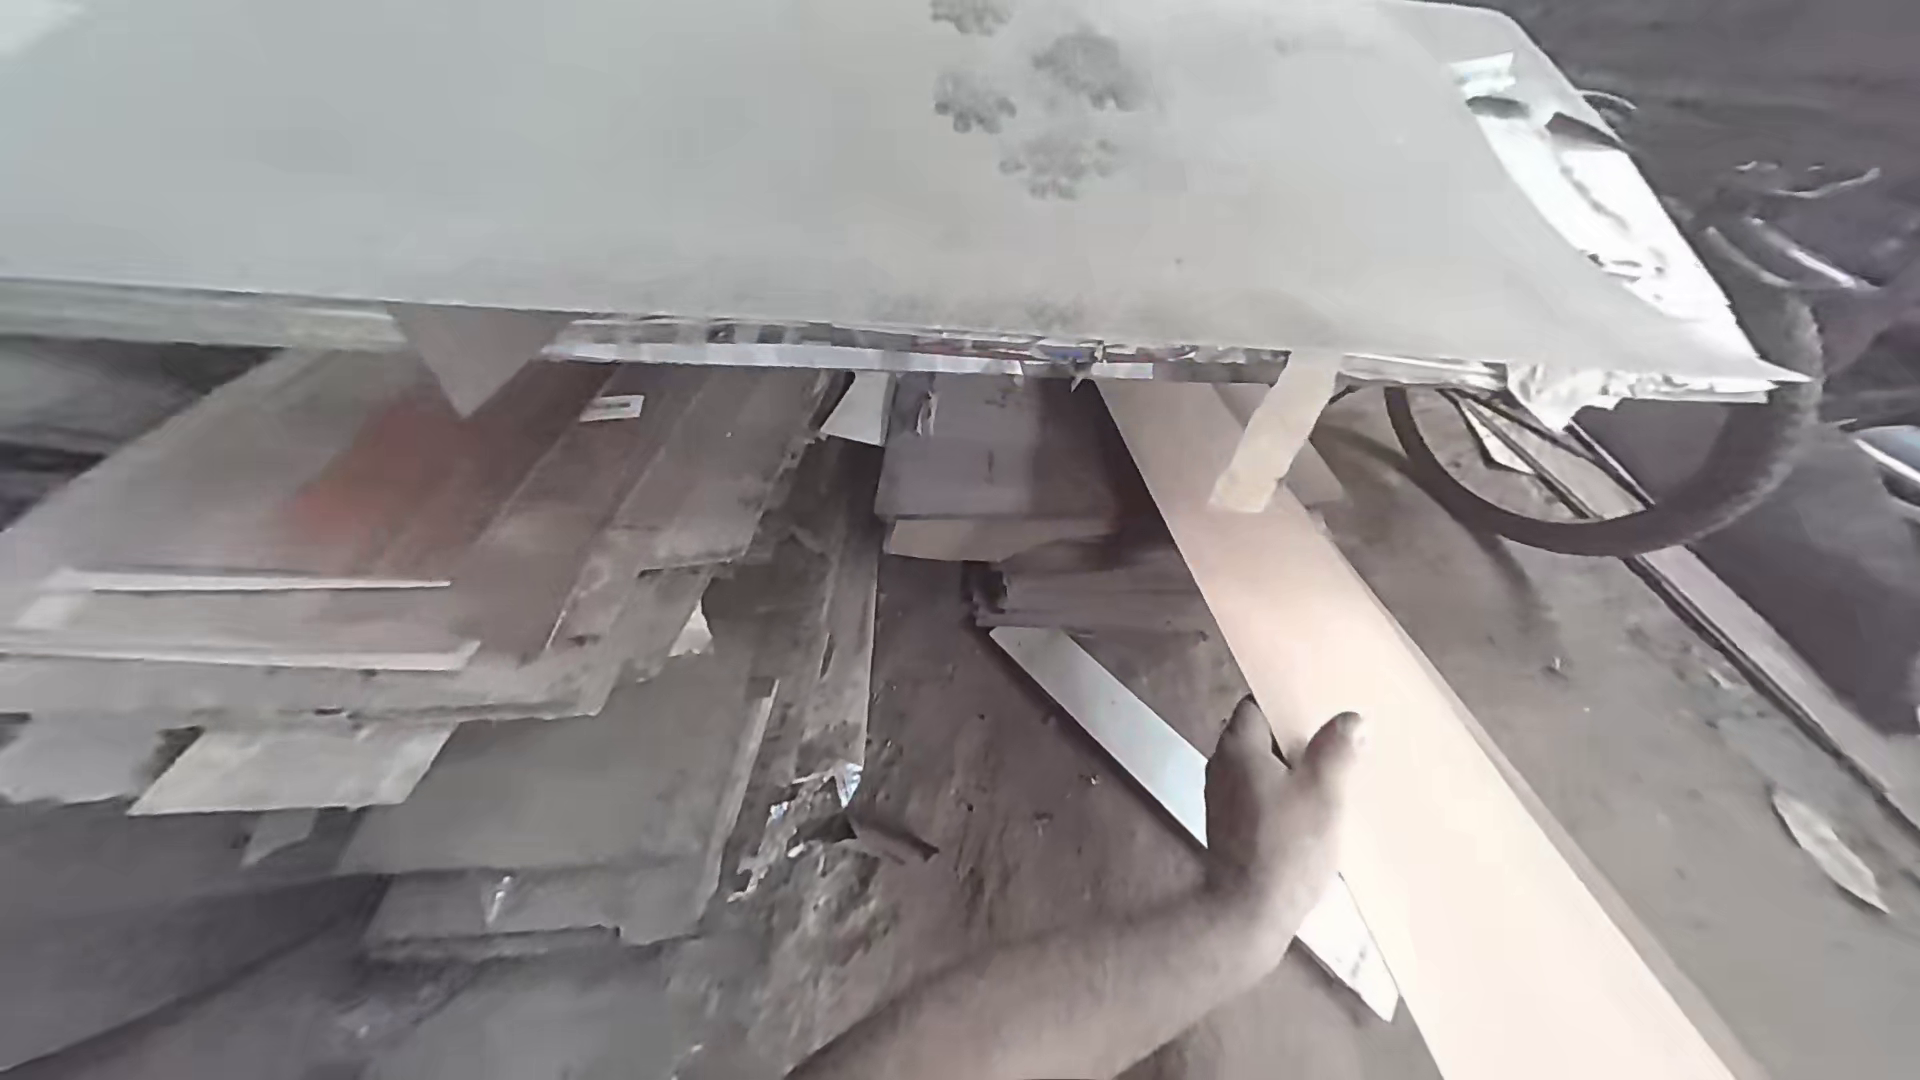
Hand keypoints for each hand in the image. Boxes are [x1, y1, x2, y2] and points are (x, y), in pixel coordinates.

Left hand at [1201, 697, 1363, 941]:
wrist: (1249, 906)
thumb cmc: (1287, 844)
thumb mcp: (1323, 793)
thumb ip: (1335, 750)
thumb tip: (1350, 718)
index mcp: (1237, 746)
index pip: (1254, 705)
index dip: (1284, 705)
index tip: (1317, 712)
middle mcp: (1220, 762)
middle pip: (1255, 734)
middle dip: (1291, 738)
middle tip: (1332, 747)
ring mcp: (1219, 791)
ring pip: (1255, 764)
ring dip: (1285, 767)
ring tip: (1326, 779)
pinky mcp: (1226, 819)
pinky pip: (1252, 790)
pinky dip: (1276, 791)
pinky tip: (1305, 809)